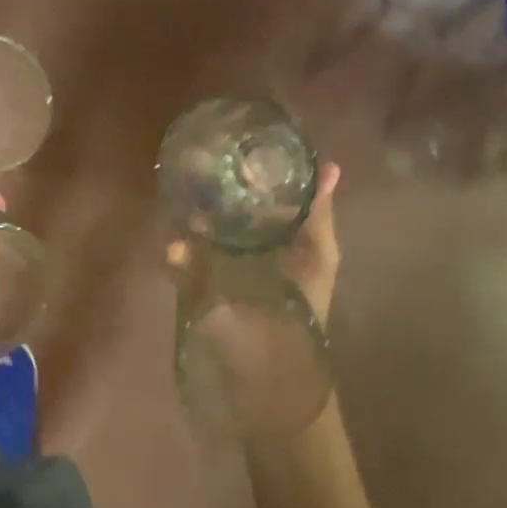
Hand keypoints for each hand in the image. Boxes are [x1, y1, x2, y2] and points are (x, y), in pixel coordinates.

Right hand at [165, 161, 342, 317]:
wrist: (279, 362)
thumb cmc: (305, 304)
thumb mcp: (319, 255)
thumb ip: (318, 215)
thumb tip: (331, 166)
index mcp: (271, 234)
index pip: (255, 196)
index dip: (248, 173)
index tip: (235, 144)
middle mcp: (241, 245)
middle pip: (221, 210)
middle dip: (210, 192)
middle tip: (197, 168)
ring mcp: (215, 265)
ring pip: (195, 231)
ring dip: (189, 221)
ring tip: (186, 208)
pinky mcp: (194, 286)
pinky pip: (178, 263)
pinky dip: (175, 253)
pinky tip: (175, 245)